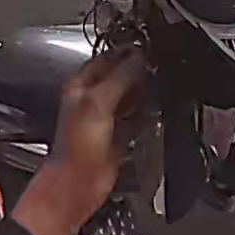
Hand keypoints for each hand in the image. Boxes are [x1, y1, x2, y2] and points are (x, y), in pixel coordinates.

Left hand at [12, 47, 148, 234]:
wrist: (78, 184)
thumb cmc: (77, 146)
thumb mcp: (99, 103)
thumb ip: (119, 78)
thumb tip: (138, 60)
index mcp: (80, 85)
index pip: (106, 59)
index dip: (125, 54)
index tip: (146, 51)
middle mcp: (92, 99)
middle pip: (119, 77)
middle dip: (137, 73)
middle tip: (155, 69)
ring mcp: (105, 117)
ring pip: (129, 97)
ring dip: (143, 92)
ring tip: (157, 86)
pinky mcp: (117, 135)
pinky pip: (135, 118)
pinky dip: (145, 114)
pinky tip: (154, 110)